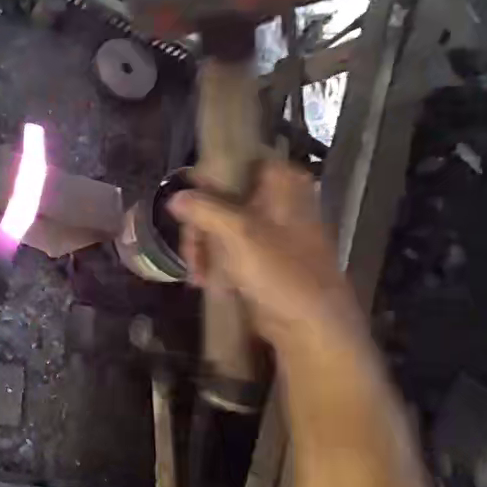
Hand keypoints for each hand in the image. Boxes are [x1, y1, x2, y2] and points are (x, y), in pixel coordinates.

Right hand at [167, 158, 369, 356]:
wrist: (312, 327)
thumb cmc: (281, 271)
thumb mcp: (238, 234)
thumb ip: (203, 209)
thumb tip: (174, 197)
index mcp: (283, 181)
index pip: (236, 160)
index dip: (207, 178)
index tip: (185, 202)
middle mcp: (280, 198)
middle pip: (224, 195)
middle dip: (201, 225)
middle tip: (191, 252)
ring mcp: (274, 228)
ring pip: (224, 223)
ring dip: (205, 247)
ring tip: (197, 275)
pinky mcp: (267, 256)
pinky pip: (232, 247)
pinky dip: (217, 260)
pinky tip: (207, 281)